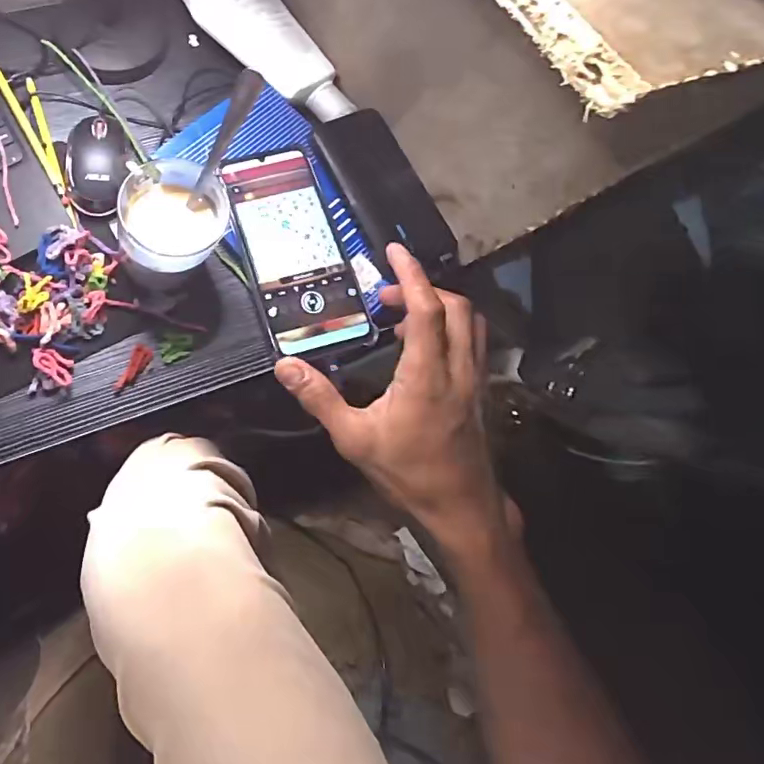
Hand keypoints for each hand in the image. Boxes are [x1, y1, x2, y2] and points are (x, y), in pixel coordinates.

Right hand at [274, 243, 510, 551]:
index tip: (394, 251)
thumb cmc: (409, 474)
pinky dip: (449, 327)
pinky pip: (471, 343)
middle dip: (423, 288)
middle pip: (456, 307)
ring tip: (401, 313)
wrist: (463, 511)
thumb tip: (285, 366)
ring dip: (440, 305)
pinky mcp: (478, 393)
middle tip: (386, 293)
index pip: (427, 310)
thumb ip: (319, 398)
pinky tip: (420, 347)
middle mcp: (458, 369)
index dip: (411, 275)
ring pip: (471, 323)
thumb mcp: (354, 438)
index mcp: (427, 375)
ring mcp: (474, 381)